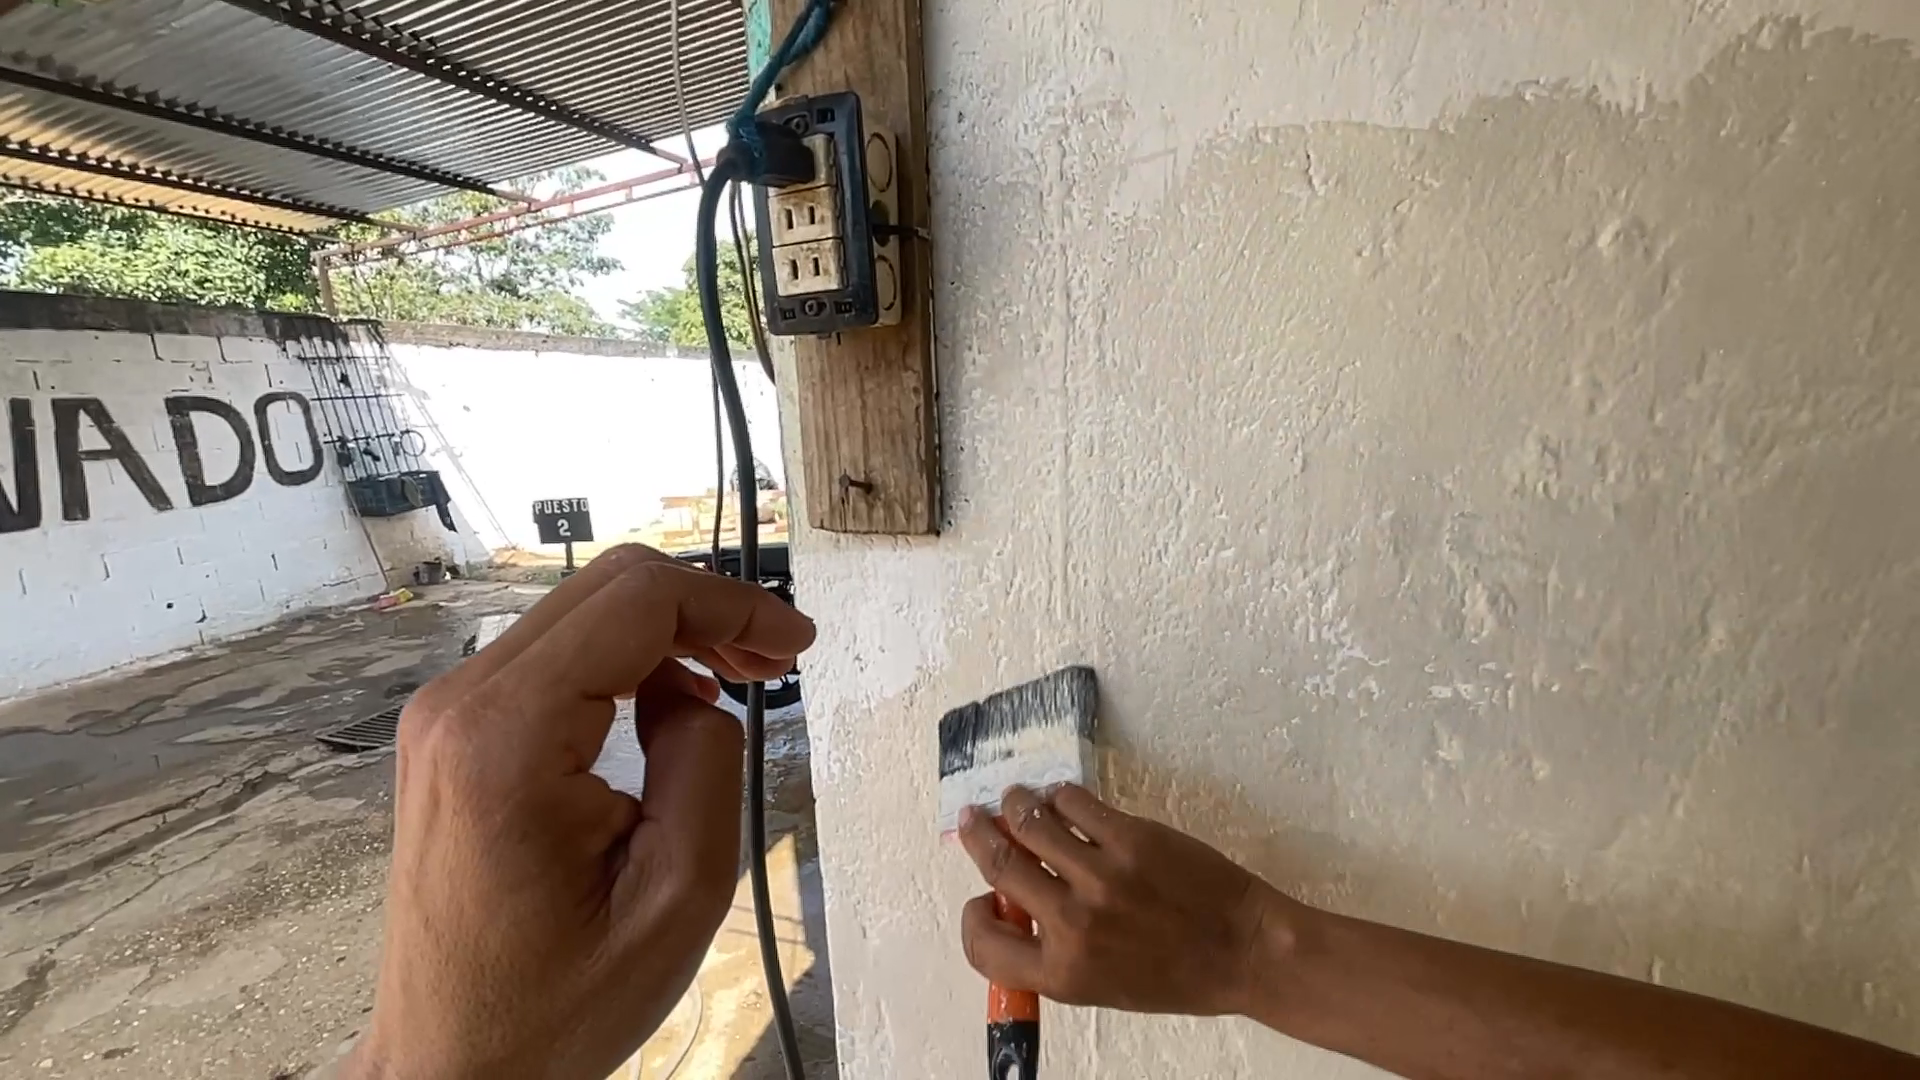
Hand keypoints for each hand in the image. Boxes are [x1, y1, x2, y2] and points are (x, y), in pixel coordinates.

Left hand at [346, 545, 814, 1079]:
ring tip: (743, 673)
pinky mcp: (464, 726)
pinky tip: (678, 698)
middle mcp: (464, 701)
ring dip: (680, 628)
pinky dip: (640, 654)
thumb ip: (706, 760)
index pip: (638, 603)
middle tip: (777, 656)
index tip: (796, 640)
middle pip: (613, 587)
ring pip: (594, 608)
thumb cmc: (561, 1002)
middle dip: (711, 608)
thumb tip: (695, 694)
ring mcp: (453, 709)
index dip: (732, 605)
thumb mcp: (679, 892)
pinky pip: (569, 649)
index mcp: (507, 737)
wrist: (452, 1067)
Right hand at [957, 784, 1298, 1017]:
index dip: (974, 916)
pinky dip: (1060, 796)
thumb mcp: (1101, 985)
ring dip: (1015, 803)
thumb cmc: (1173, 975)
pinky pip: (1073, 802)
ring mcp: (1100, 876)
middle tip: (973, 817)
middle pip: (998, 863)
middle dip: (977, 833)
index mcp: (1062, 973)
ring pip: (1031, 820)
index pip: (983, 944)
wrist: (1243, 950)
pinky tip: (1063, 800)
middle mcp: (1072, 924)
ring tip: (1017, 798)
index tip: (982, 897)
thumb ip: (1052, 949)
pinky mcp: (1128, 838)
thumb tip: (1013, 898)